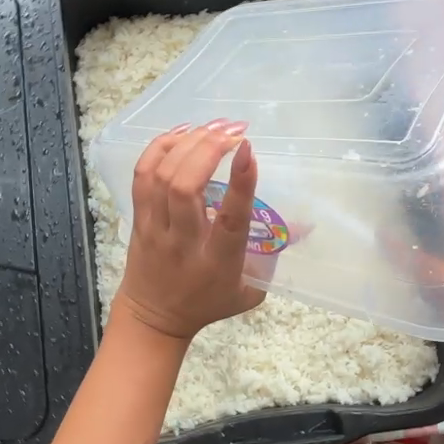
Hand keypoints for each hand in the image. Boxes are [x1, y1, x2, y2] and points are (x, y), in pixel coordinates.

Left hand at [113, 120, 265, 341]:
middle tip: (233, 129)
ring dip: (187, 144)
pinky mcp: (137, 218)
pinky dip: (160, 148)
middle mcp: (182, 242)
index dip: (239, 183)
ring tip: (212, 126)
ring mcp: (155, 228)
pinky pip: (142, 176)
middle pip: (186, 187)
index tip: (248, 149)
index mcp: (216, 262)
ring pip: (162, 177)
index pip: (228, 220)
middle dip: (208, 150)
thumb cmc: (207, 302)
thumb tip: (306, 225)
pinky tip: (183, 132)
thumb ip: (274, 256)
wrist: (153, 317)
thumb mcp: (249, 289)